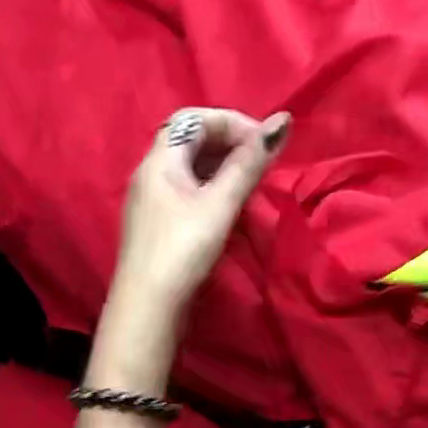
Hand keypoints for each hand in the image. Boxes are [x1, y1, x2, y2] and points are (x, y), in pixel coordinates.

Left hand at [89, 108, 288, 393]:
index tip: (261, 145)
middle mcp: (148, 176)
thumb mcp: (219, 204)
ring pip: (188, 171)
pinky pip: (183, 195)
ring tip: (247, 188)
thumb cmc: (181, 252)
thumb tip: (282, 121)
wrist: (146, 308)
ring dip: (220, 171)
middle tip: (257, 166)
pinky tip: (226, 211)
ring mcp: (148, 204)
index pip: (193, 119)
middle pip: (189, 142)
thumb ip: (249, 164)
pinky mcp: (154, 229)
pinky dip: (208, 192)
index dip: (230, 123)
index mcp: (157, 161)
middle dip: (227, 145)